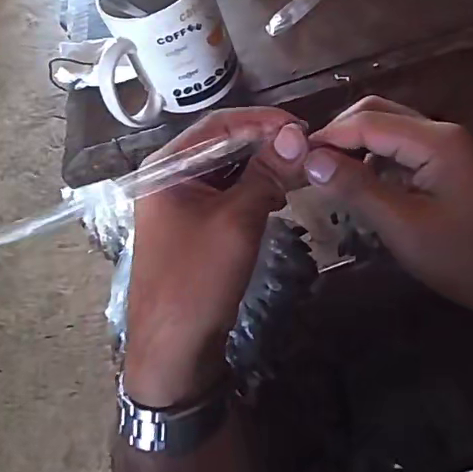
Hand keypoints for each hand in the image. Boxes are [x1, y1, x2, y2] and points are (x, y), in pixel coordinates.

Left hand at [124, 108, 308, 406]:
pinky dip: (252, 191)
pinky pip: (226, 194)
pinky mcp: (193, 224)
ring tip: (298, 171)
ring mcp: (179, 201)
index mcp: (166, 167)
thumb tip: (295, 134)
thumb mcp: (236, 221)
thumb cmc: (197, 279)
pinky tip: (277, 197)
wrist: (172, 350)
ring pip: (227, 170)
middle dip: (264, 144)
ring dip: (261, 168)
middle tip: (306, 148)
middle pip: (222, 145)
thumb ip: (265, 173)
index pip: (218, 125)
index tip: (302, 126)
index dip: (262, 121)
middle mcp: (169, 176)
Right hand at [303, 97, 472, 333]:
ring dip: (357, 146)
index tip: (293, 158)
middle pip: (379, 114)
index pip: (367, 122)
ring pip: (390, 130)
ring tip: (329, 176)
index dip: (327, 137)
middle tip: (309, 165)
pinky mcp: (450, 166)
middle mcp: (443, 132)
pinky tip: (363, 185)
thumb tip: (310, 158)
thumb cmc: (464, 259)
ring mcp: (449, 148)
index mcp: (436, 140)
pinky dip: (377, 160)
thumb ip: (355, 187)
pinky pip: (404, 150)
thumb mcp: (402, 225)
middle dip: (341, 134)